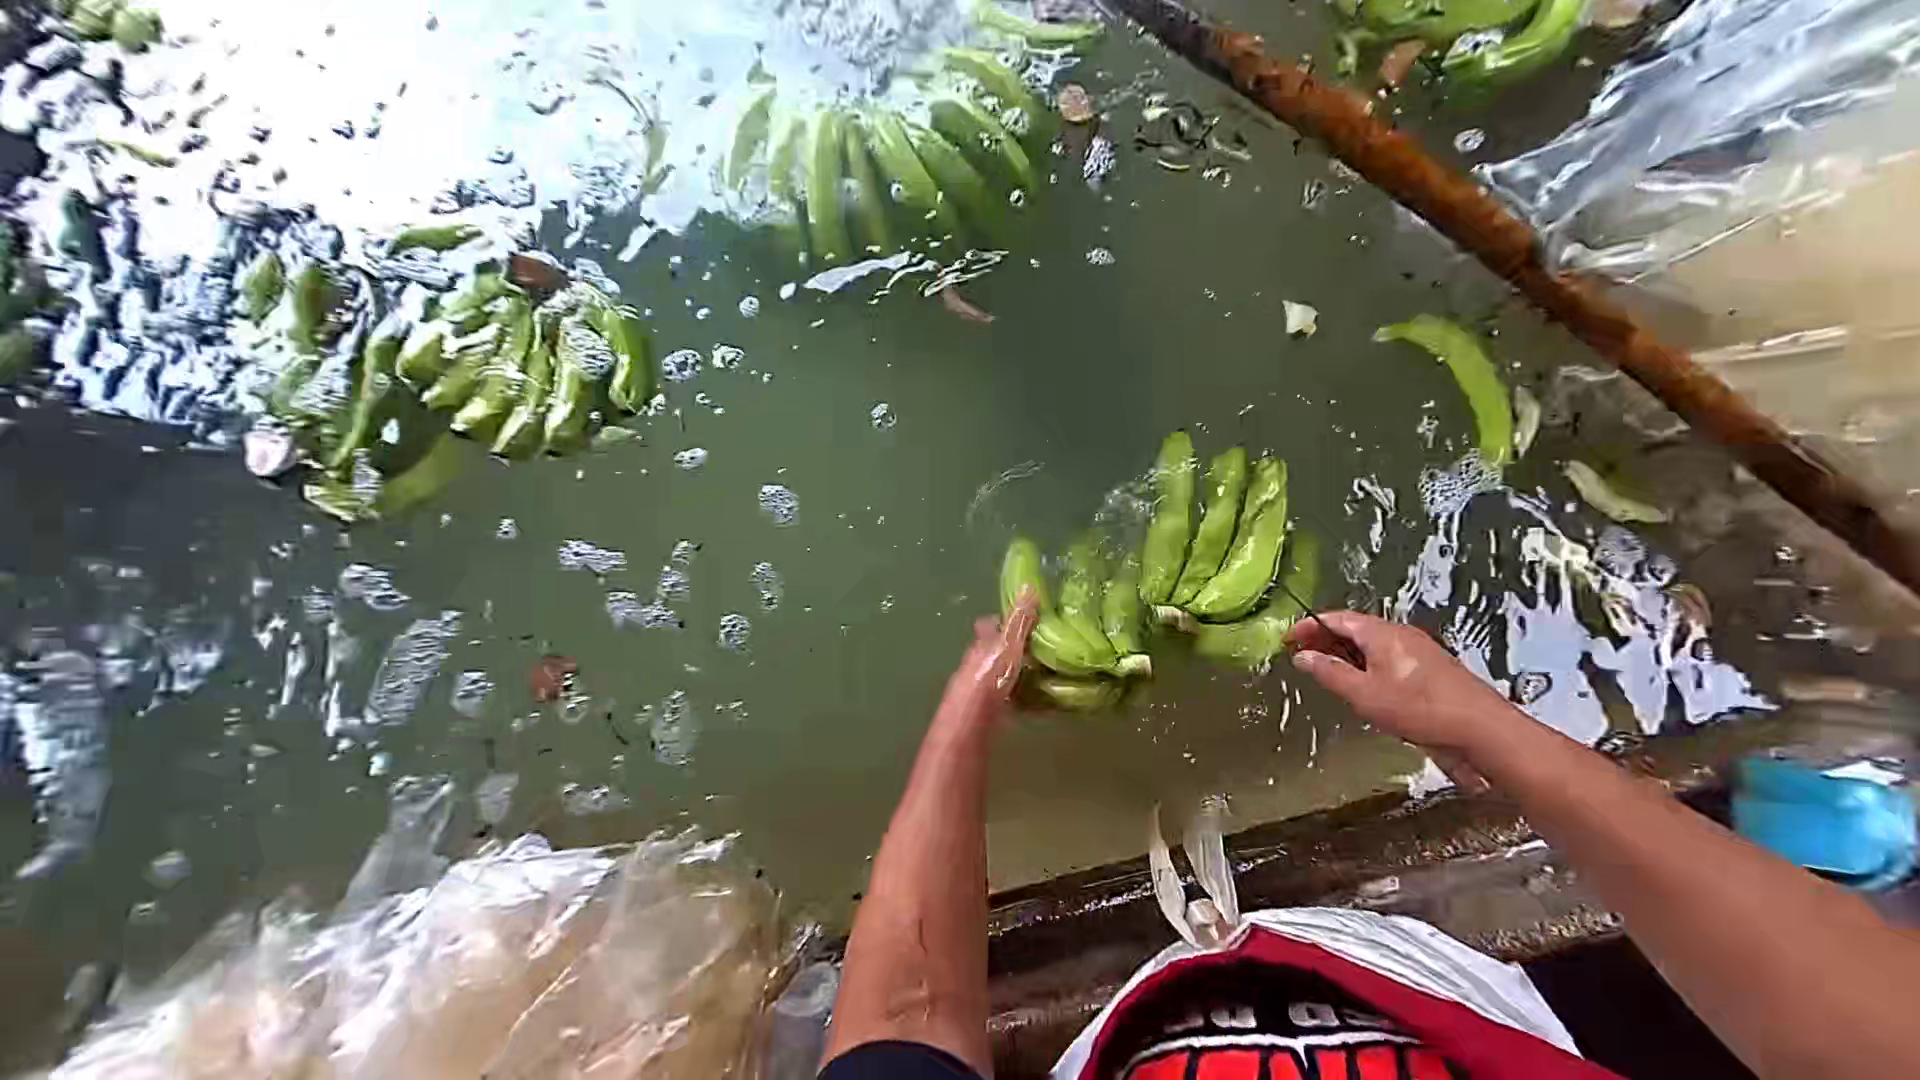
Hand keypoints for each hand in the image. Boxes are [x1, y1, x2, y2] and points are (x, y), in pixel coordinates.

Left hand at [935, 585, 1038, 728]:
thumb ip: (1020, 621)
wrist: (972, 721)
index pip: (988, 625)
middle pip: (994, 651)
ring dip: (1020, 675)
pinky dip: (1025, 701)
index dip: (1002, 620)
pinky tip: (1044, 706)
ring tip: (1048, 675)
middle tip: (1042, 648)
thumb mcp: (1009, 645)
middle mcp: (977, 664)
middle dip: (1013, 650)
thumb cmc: (989, 677)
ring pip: (1002, 676)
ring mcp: (981, 689)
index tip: (1023, 617)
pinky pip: (1011, 702)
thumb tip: (1029, 587)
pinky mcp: (989, 712)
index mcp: (981, 645)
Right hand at [1284, 611, 1523, 762]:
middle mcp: (1400, 634)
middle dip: (1324, 639)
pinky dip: (1365, 663)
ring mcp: (1419, 650)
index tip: (1287, 640)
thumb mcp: (1363, 694)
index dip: (1308, 626)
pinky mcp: (1431, 669)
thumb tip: (1301, 655)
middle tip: (1302, 656)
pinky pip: (1387, 656)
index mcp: (1382, 633)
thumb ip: (1329, 672)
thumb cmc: (1420, 710)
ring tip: (1326, 671)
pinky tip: (1362, 684)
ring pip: (1371, 643)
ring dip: (1345, 652)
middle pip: (1354, 628)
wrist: (1486, 733)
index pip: (1335, 618)